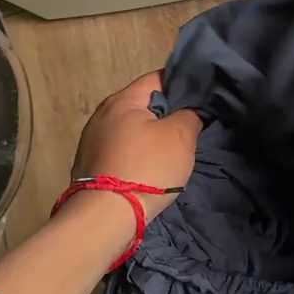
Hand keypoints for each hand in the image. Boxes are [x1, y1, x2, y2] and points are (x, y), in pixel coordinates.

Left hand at [70, 71, 202, 218]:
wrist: (107, 215)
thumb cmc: (147, 167)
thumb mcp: (181, 136)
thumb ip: (190, 115)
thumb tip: (190, 111)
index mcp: (122, 100)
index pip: (157, 78)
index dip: (183, 84)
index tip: (202, 97)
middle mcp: (102, 115)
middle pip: (143, 104)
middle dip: (168, 112)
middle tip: (193, 125)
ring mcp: (92, 141)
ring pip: (132, 129)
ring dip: (152, 135)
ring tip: (174, 149)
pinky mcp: (91, 165)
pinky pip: (122, 150)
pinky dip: (138, 153)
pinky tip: (151, 167)